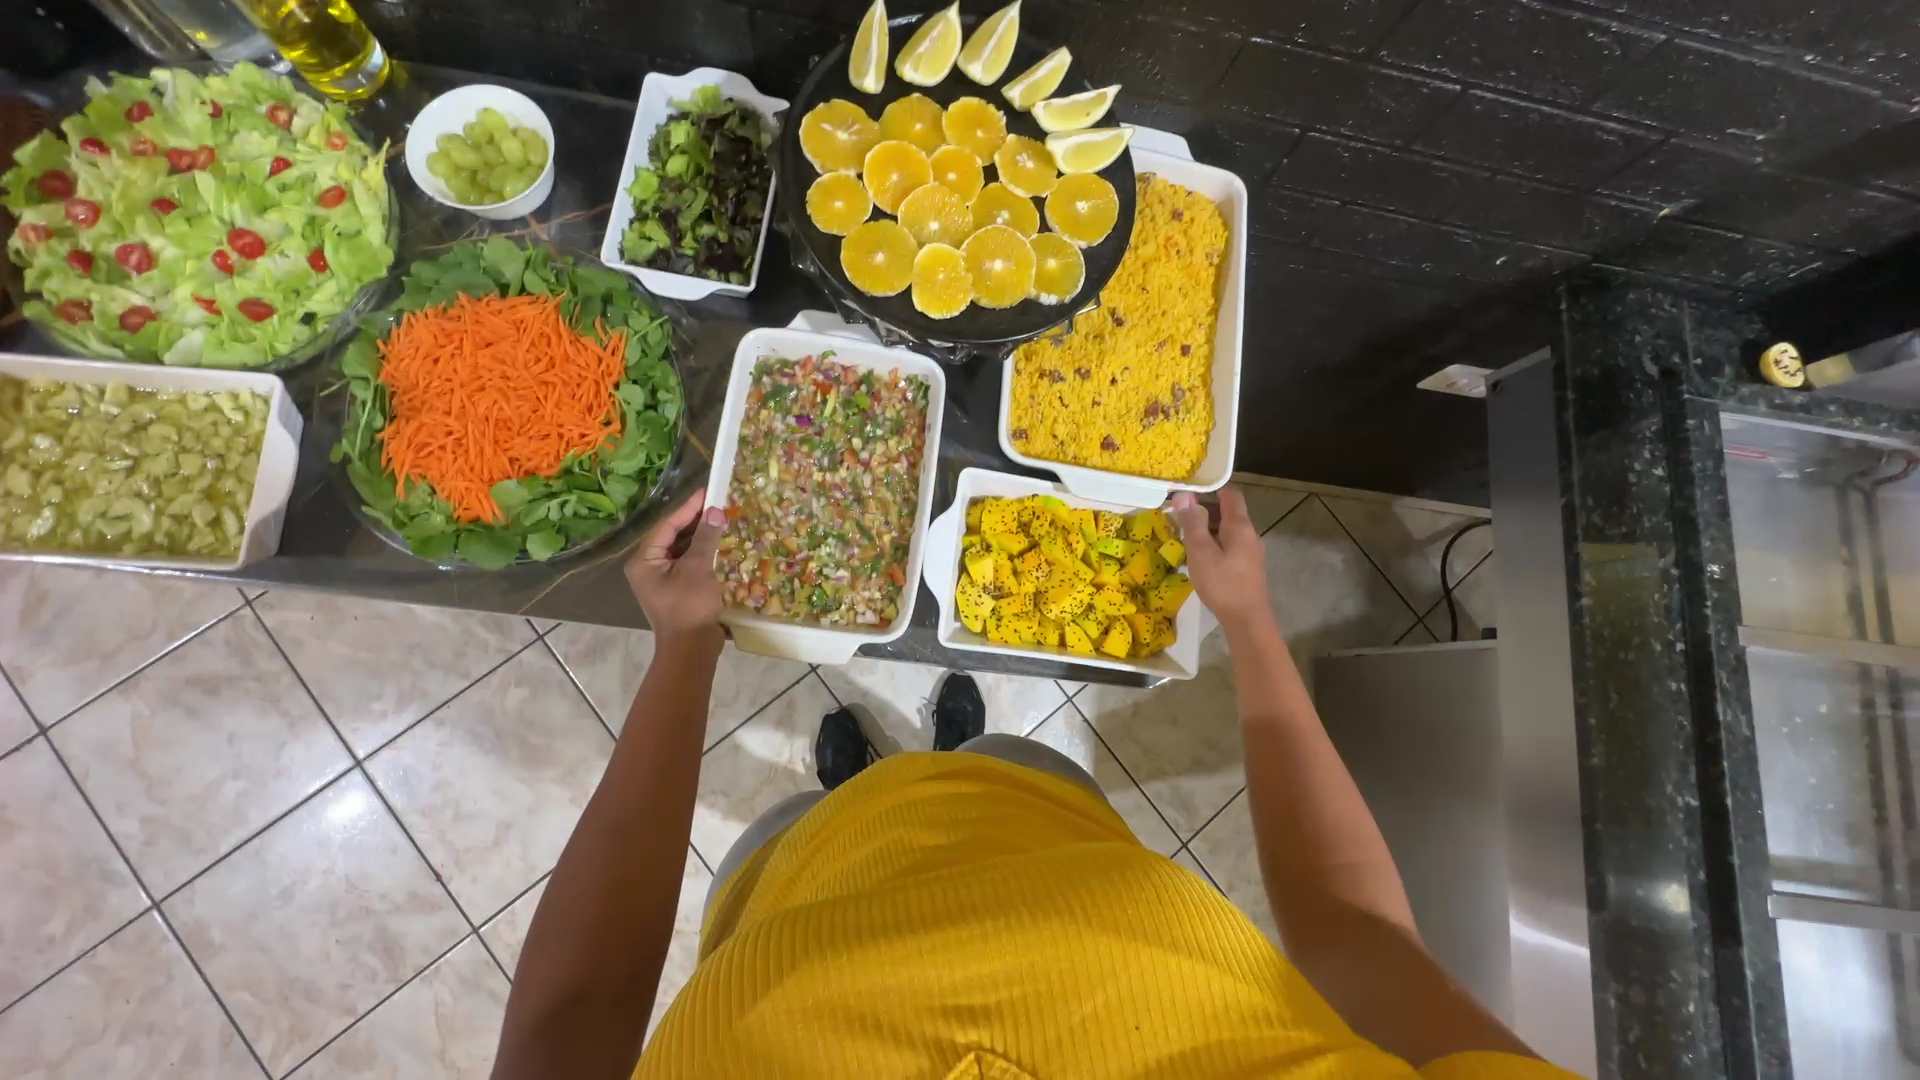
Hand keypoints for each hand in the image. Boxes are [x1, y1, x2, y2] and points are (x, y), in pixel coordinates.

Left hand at [624, 488, 725, 640]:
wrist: (691, 649)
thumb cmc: (689, 606)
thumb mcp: (698, 569)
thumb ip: (706, 538)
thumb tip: (716, 511)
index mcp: (645, 561)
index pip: (667, 526)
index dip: (689, 508)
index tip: (708, 492)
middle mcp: (649, 568)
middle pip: (674, 537)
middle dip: (697, 522)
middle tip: (720, 505)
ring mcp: (663, 581)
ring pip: (683, 551)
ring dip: (703, 538)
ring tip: (724, 521)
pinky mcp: (678, 591)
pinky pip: (690, 565)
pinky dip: (704, 554)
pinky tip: (722, 546)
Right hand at [1169, 487, 1275, 635]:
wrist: (1247, 620)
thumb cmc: (1222, 583)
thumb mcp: (1201, 552)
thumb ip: (1192, 523)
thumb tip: (1183, 495)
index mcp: (1240, 526)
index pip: (1230, 494)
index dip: (1211, 489)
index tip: (1189, 490)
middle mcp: (1249, 534)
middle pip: (1228, 512)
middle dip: (1204, 510)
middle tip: (1179, 515)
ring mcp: (1251, 551)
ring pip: (1228, 530)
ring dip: (1207, 528)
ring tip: (1184, 536)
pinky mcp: (1248, 567)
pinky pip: (1229, 545)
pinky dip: (1214, 543)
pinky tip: (1199, 557)